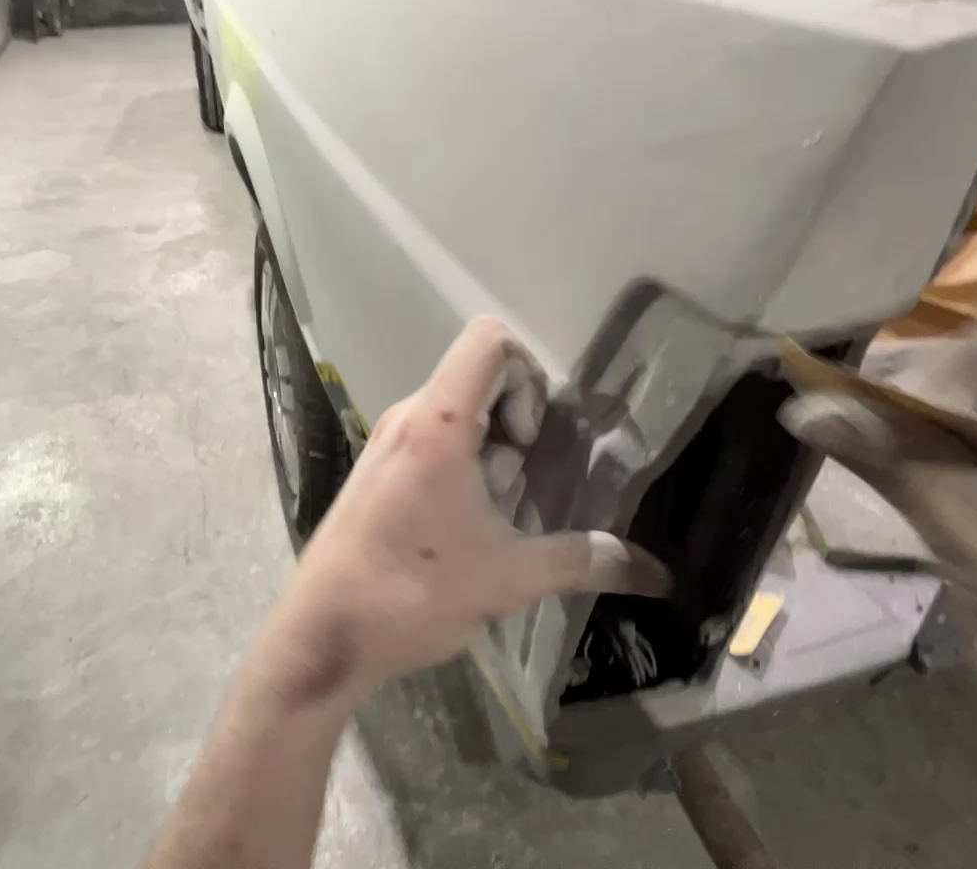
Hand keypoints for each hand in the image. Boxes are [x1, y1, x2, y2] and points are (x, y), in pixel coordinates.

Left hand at [260, 316, 671, 708]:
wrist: (322, 636)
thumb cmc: (411, 592)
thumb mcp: (509, 577)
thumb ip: (583, 562)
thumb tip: (654, 571)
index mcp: (439, 421)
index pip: (490, 340)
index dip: (529, 374)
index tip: (532, 438)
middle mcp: (409, 415)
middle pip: (480, 375)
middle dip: (519, 419)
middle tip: (525, 482)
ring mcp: (388, 441)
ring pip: (459, 411)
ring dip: (494, 447)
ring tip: (501, 510)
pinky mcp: (379, 469)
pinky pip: (434, 438)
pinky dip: (465, 462)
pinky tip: (469, 523)